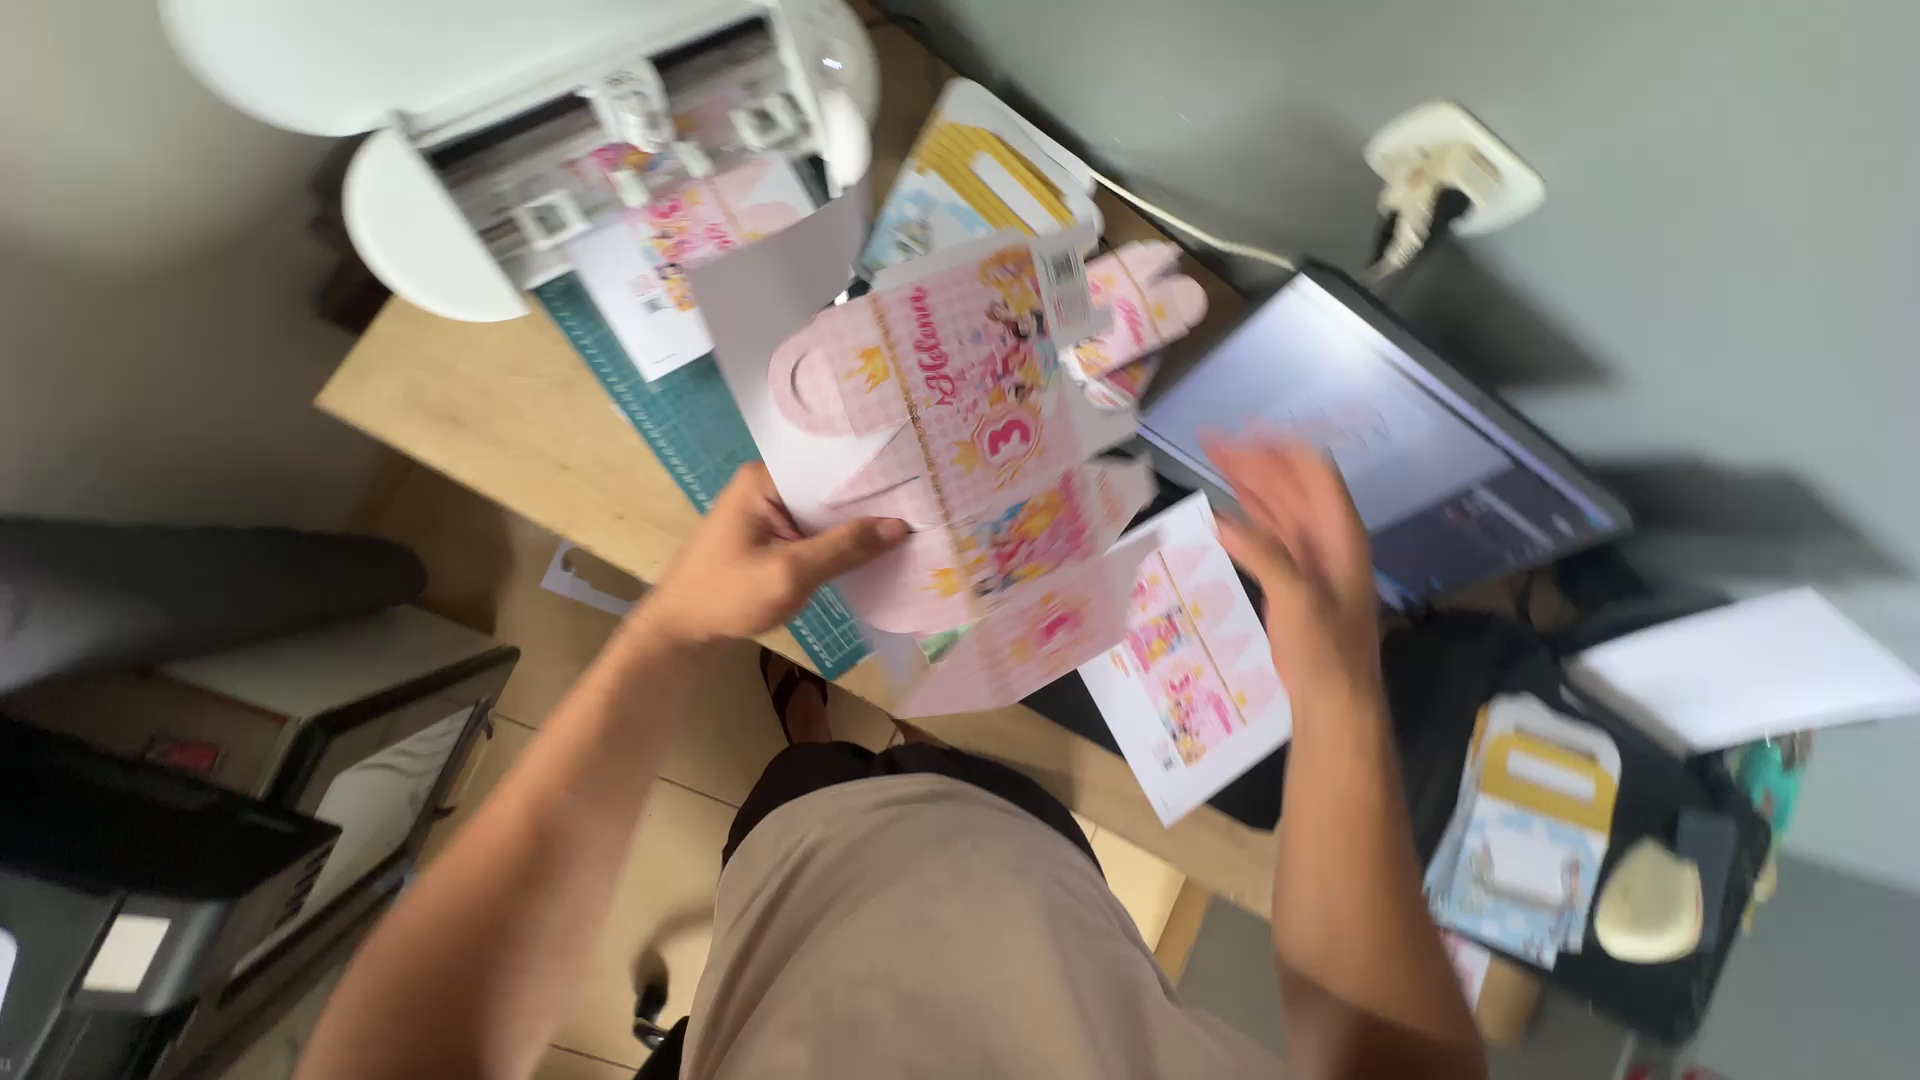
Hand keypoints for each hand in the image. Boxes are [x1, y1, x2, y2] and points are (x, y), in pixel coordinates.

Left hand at [637, 464, 907, 647]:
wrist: (681, 631)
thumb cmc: (727, 596)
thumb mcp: (790, 573)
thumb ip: (844, 548)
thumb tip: (900, 527)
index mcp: (766, 479)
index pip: (831, 466)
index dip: (874, 476)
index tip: (918, 484)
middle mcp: (769, 485)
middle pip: (831, 487)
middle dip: (872, 500)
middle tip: (925, 507)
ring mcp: (770, 510)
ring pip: (827, 511)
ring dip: (859, 523)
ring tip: (910, 526)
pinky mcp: (774, 534)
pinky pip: (816, 529)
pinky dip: (841, 540)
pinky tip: (875, 549)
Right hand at [1203, 435, 1382, 716]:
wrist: (1334, 697)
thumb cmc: (1326, 649)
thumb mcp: (1298, 598)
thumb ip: (1262, 555)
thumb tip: (1218, 519)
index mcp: (1339, 534)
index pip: (1313, 472)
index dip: (1279, 448)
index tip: (1241, 432)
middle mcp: (1326, 536)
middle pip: (1289, 483)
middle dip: (1253, 459)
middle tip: (1209, 442)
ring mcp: (1308, 556)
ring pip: (1276, 505)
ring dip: (1247, 481)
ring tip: (1211, 460)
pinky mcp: (1291, 576)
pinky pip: (1267, 532)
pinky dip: (1246, 515)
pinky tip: (1222, 507)